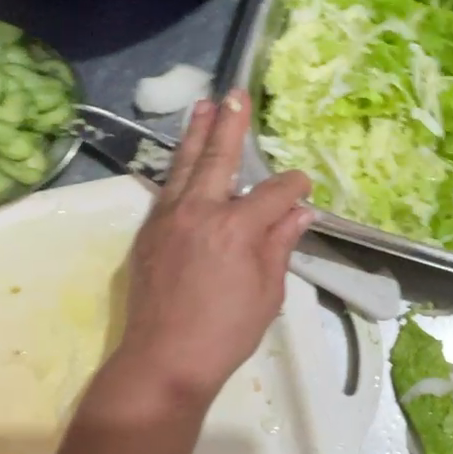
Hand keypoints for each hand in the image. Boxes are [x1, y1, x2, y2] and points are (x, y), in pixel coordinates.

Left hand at [111, 91, 314, 402]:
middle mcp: (200, 211)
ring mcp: (168, 218)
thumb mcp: (268, 292)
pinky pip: (167, 188)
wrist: (165, 358)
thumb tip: (299, 214)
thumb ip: (280, 245)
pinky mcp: (149, 231)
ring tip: (203, 105)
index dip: (293, 187)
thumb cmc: (226, 332)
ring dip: (196, 134)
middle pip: (219, 159)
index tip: (303, 187)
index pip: (273, 193)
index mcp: (237, 228)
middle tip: (235, 95)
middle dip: (230, 126)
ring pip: (184, 165)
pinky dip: (179, 168)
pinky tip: (184, 159)